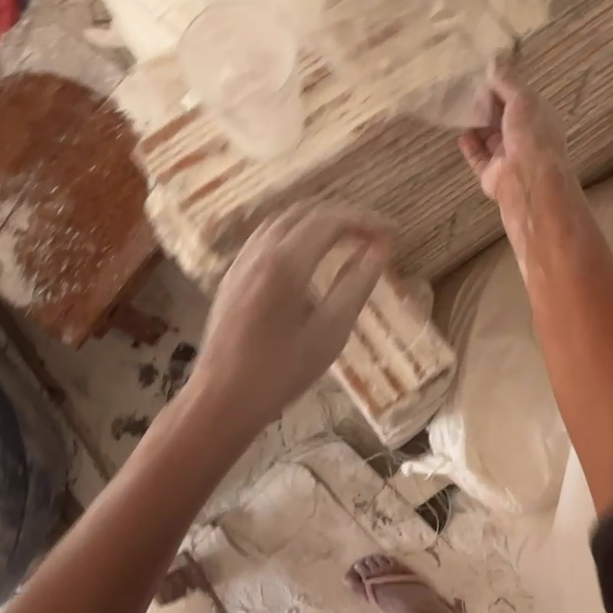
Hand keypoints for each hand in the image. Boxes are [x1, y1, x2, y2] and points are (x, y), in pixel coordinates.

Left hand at [188, 204, 389, 436]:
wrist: (221, 399)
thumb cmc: (280, 373)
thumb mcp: (329, 333)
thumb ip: (355, 286)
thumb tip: (378, 251)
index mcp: (284, 264)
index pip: (330, 220)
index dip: (365, 221)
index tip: (391, 234)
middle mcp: (259, 253)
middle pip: (305, 212)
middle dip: (343, 217)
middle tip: (374, 235)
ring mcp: (240, 263)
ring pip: (282, 221)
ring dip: (317, 222)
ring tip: (347, 241)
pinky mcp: (232, 278)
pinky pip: (266, 238)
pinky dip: (295, 235)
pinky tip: (309, 258)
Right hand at [458, 62, 573, 212]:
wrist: (527, 181)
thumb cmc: (531, 135)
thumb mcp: (522, 99)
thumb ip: (506, 82)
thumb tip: (493, 63)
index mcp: (538, 118)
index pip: (519, 99)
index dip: (502, 88)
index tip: (482, 78)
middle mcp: (525, 137)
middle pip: (502, 118)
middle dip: (486, 107)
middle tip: (466, 93)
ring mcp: (509, 157)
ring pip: (489, 137)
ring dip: (476, 125)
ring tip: (459, 110)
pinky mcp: (492, 175)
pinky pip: (478, 157)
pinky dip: (470, 146)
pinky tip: (461, 134)